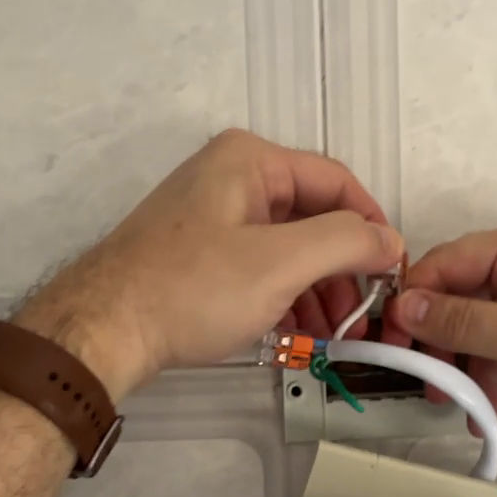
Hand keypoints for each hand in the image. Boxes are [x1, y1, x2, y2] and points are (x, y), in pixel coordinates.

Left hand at [17, 129, 403, 398]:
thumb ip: (345, 242)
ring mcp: (211, 217)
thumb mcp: (280, 263)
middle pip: (311, 218)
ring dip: (315, 291)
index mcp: (251, 161)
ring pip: (286, 248)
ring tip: (331, 336)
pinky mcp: (197, 254)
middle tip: (361, 319)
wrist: (105, 330)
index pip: (337, 182)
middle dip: (342, 270)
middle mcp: (231, 178)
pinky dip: (282, 297)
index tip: (392, 274)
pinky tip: (295, 334)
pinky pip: (257, 267)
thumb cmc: (193, 290)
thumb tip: (391, 241)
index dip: (372, 226)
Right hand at [385, 210, 496, 436]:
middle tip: (431, 389)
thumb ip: (465, 321)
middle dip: (442, 343)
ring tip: (466, 407)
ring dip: (470, 365)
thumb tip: (403, 303)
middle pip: (463, 295)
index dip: (411, 304)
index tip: (391, 349)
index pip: (447, 263)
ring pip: (486, 324)